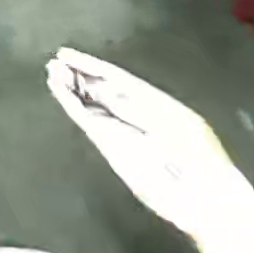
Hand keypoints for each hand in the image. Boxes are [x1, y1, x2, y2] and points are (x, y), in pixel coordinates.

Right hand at [46, 47, 239, 240]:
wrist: (203, 199)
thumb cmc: (198, 157)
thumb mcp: (170, 119)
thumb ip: (134, 103)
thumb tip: (104, 86)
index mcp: (150, 101)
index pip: (114, 76)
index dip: (91, 65)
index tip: (67, 53)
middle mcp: (131, 113)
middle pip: (98, 87)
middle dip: (77, 74)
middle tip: (53, 61)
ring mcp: (120, 131)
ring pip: (89, 103)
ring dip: (69, 87)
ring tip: (50, 71)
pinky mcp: (112, 148)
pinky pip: (87, 121)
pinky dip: (71, 106)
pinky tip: (58, 91)